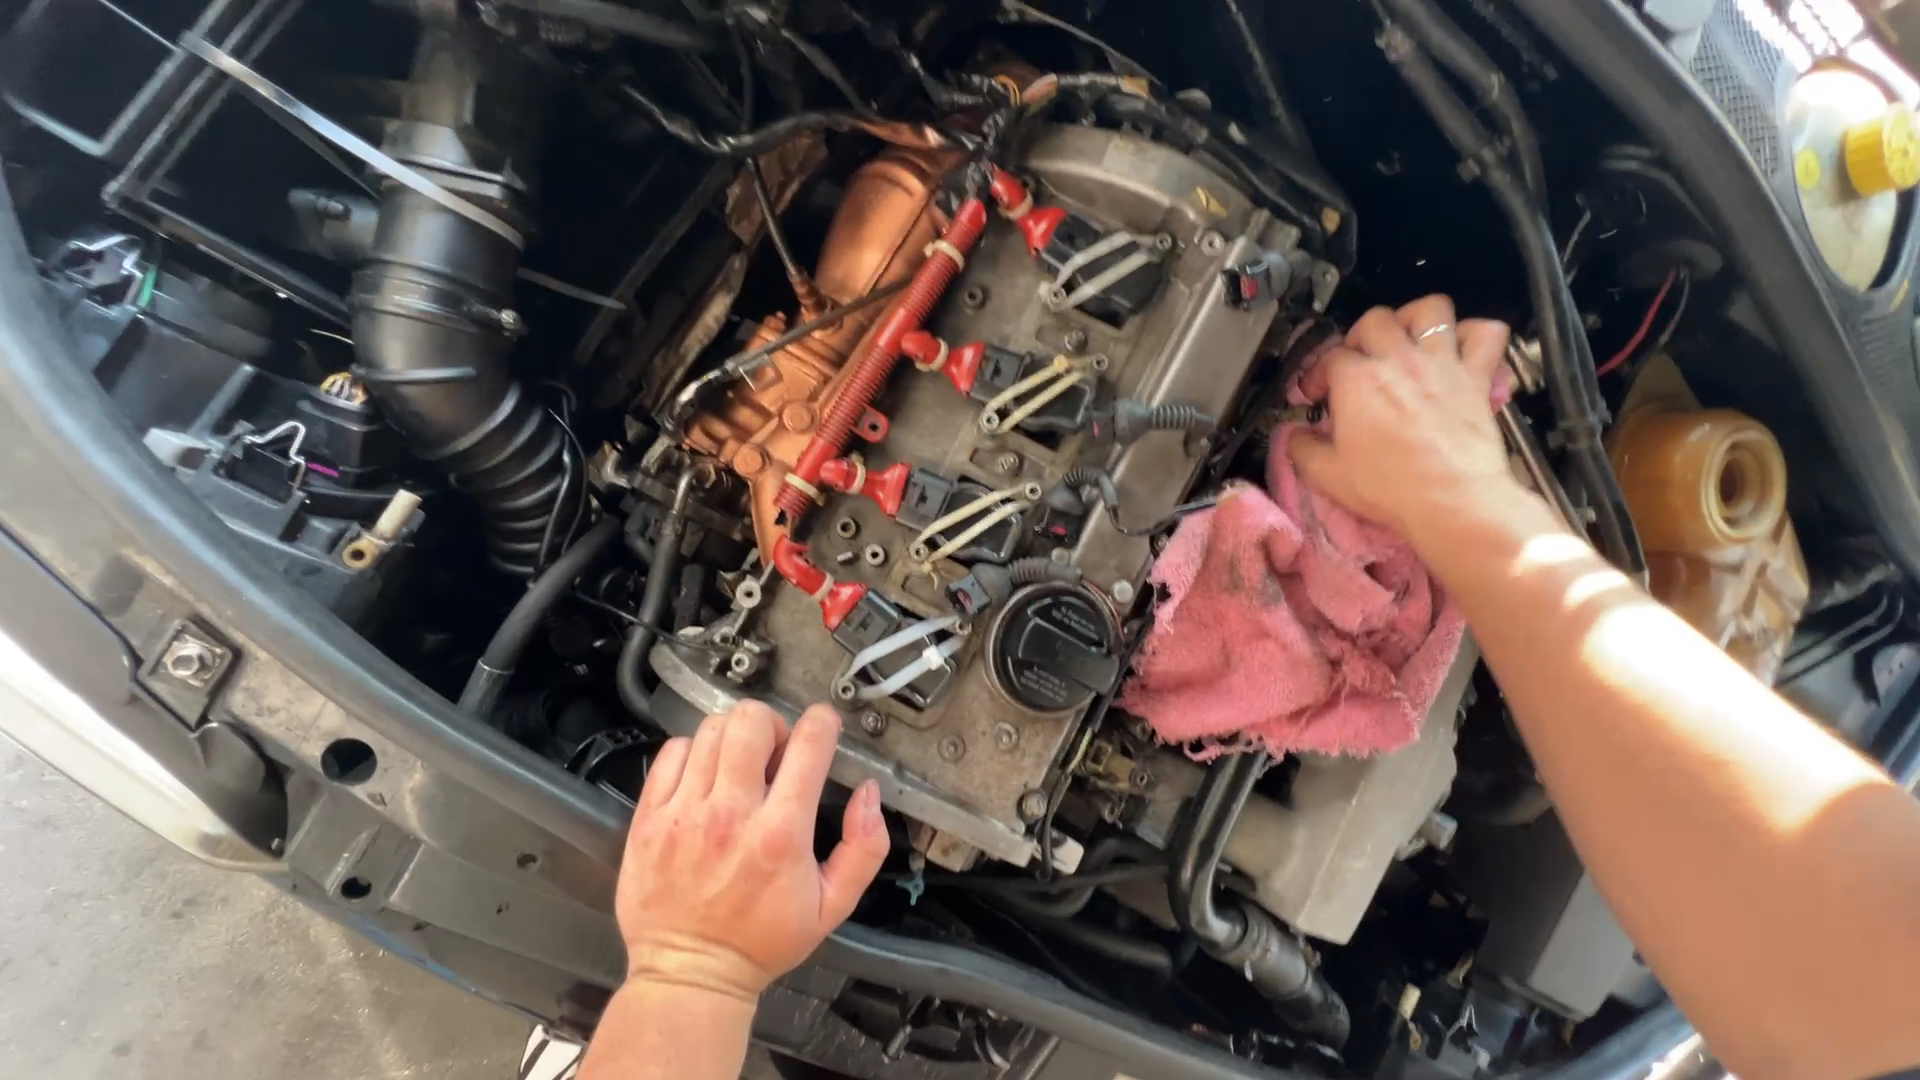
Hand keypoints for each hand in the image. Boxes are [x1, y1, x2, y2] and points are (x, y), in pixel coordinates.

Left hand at [615, 702, 888, 1002]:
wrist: (690, 976)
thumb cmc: (763, 941)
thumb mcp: (834, 905)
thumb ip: (864, 847)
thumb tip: (868, 794)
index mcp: (781, 834)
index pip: (809, 744)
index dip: (823, 721)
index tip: (823, 726)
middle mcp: (731, 815)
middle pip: (752, 721)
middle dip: (773, 725)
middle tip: (775, 753)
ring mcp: (684, 814)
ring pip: (712, 730)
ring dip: (734, 738)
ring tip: (739, 766)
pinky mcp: (648, 820)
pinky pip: (672, 753)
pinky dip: (694, 753)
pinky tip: (705, 778)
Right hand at [1292, 295, 1521, 538]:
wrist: (1451, 501)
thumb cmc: (1387, 487)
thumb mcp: (1324, 474)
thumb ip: (1300, 447)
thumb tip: (1295, 435)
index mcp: (1356, 380)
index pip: (1328, 357)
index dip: (1316, 375)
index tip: (1314, 396)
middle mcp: (1398, 361)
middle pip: (1375, 320)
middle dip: (1358, 338)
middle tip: (1356, 364)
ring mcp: (1442, 364)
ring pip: (1431, 310)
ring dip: (1414, 320)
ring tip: (1405, 341)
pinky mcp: (1477, 378)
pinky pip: (1487, 333)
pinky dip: (1473, 333)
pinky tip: (1458, 349)